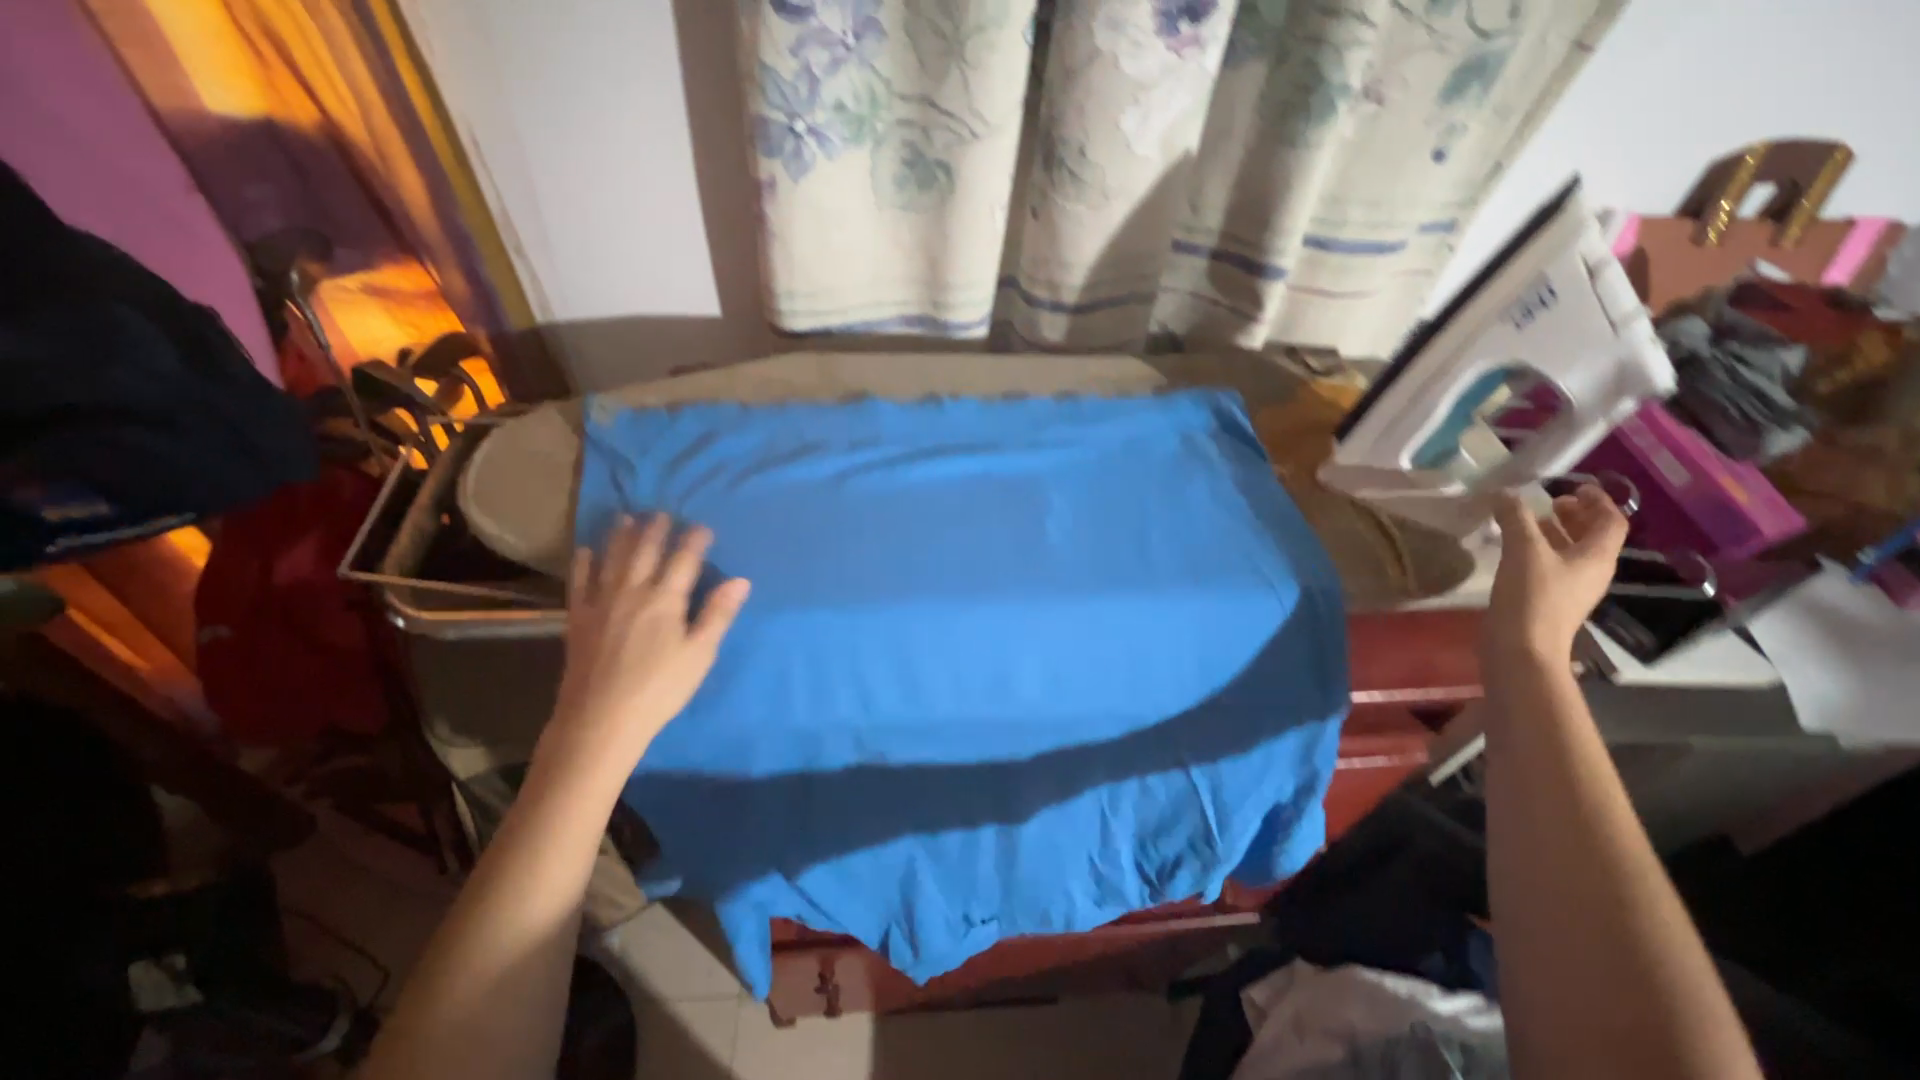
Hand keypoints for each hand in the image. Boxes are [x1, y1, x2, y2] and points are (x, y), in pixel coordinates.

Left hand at [538, 514, 749, 779]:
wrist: (601, 717)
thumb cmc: (660, 688)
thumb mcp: (699, 654)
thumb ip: (717, 614)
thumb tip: (740, 579)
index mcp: (666, 600)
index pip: (684, 560)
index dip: (694, 540)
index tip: (702, 526)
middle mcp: (632, 591)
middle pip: (646, 552)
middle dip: (656, 530)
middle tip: (662, 513)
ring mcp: (602, 602)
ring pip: (613, 559)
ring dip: (621, 537)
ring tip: (627, 518)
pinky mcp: (579, 618)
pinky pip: (580, 582)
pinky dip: (584, 564)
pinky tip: (586, 551)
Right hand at [1485, 486, 1627, 664]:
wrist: (1522, 649)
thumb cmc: (1532, 597)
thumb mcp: (1522, 550)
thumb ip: (1515, 518)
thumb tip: (1505, 493)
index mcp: (1597, 557)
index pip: (1611, 521)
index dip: (1598, 500)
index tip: (1575, 486)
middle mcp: (1591, 572)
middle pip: (1593, 537)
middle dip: (1576, 515)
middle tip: (1552, 501)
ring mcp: (1572, 589)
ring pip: (1572, 552)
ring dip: (1557, 533)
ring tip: (1531, 521)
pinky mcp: (1550, 602)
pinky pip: (1553, 567)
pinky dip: (1541, 551)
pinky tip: (1516, 551)